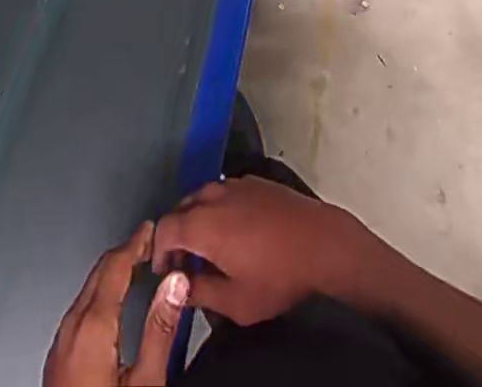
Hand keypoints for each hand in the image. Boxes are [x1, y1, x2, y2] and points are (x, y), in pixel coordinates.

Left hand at [46, 222, 191, 386]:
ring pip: (88, 291)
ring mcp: (59, 344)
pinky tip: (117, 301)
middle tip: (152, 243)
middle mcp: (70, 327)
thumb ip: (161, 328)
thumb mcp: (146, 383)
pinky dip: (102, 293)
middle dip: (125, 253)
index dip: (134, 243)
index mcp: (91, 326)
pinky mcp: (57, 359)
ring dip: (113, 272)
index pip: (114, 267)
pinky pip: (81, 309)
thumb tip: (177, 279)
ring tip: (141, 266)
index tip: (154, 229)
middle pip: (98, 274)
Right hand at [151, 178, 401, 325]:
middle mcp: (215, 195)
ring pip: (203, 196)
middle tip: (183, 262)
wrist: (323, 244)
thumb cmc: (279, 276)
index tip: (164, 270)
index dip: (158, 250)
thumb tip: (179, 286)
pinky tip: (234, 229)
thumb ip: (199, 292)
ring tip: (207, 246)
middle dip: (175, 234)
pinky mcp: (257, 181)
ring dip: (196, 218)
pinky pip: (225, 191)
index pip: (163, 228)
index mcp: (203, 223)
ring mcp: (238, 184)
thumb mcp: (235, 301)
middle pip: (181, 208)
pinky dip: (218, 207)